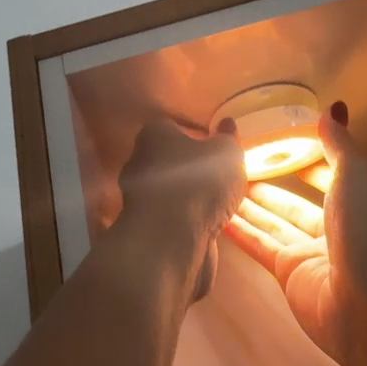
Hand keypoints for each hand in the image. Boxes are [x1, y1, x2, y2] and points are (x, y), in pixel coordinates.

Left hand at [114, 117, 245, 301]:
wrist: (171, 242)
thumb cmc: (198, 184)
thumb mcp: (226, 154)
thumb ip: (228, 138)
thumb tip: (227, 123)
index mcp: (153, 135)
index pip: (173, 127)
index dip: (197, 136)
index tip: (217, 147)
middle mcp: (139, 162)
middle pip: (170, 159)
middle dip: (192, 167)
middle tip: (221, 177)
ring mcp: (138, 197)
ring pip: (170, 191)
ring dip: (191, 197)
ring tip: (220, 205)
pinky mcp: (144, 229)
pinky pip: (171, 217)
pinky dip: (187, 220)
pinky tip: (208, 226)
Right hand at [223, 102, 366, 365]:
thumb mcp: (356, 175)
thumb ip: (339, 144)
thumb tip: (333, 109)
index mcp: (357, 200)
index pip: (325, 173)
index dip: (302, 156)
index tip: (273, 141)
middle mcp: (334, 226)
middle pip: (294, 201)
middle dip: (269, 182)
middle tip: (234, 162)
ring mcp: (311, 253)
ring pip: (273, 222)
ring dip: (248, 204)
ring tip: (217, 182)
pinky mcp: (289, 275)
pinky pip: (260, 244)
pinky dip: (239, 230)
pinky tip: (216, 215)